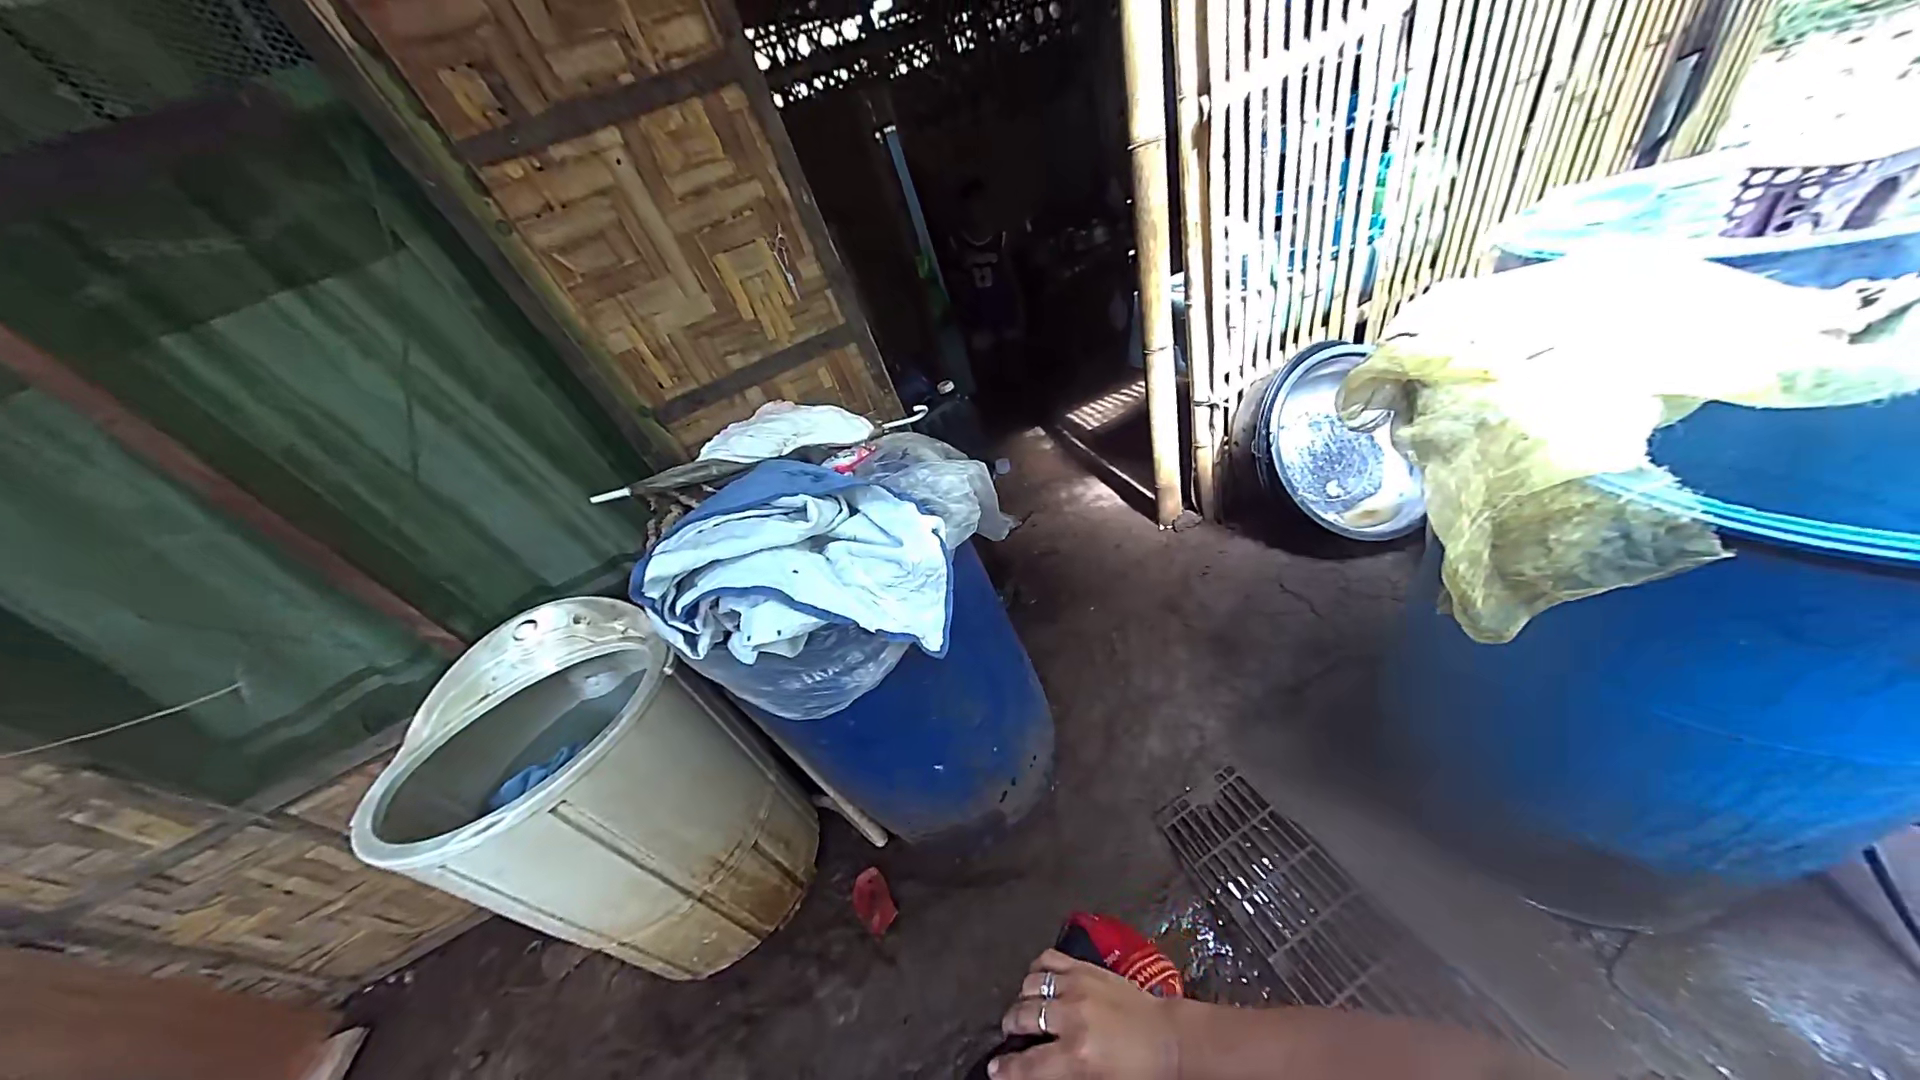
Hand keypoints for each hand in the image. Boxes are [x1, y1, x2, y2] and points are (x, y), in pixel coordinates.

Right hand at [989, 950, 1181, 1079]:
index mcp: (1077, 1055)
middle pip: (1023, 1016)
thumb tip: (1035, 1069)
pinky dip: (1036, 969)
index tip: (994, 1069)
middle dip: (1010, 1027)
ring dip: (1022, 998)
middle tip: (1010, 1034)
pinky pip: (1048, 959)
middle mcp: (1071, 1016)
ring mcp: (1077, 985)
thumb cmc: (1137, 1071)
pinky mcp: (1084, 966)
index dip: (1006, 1069)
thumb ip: (1064, 1073)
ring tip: (1025, 1008)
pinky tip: (1037, 980)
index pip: (1028, 1064)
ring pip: (1030, 985)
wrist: (1168, 1039)